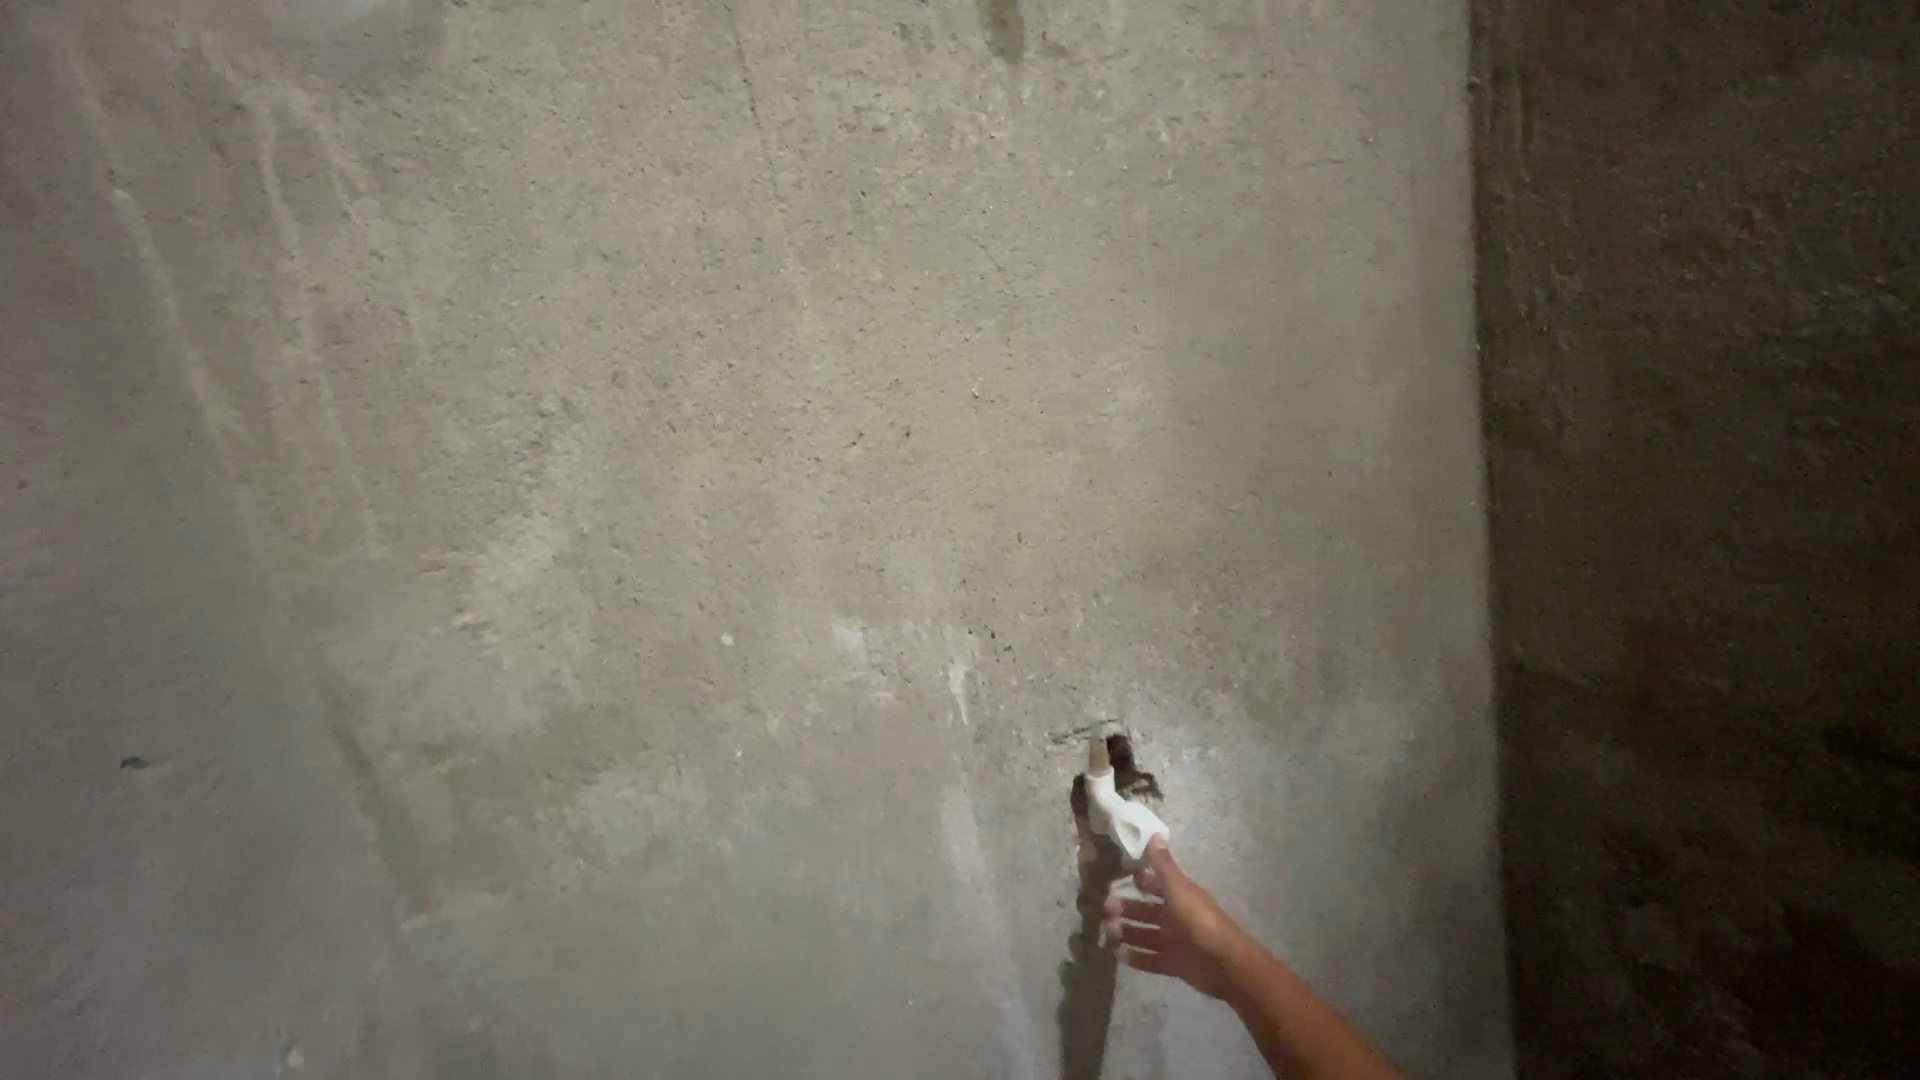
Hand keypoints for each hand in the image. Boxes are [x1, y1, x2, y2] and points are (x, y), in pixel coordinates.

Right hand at [1102, 836, 1255, 1000]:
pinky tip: (1118, 955)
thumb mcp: (1179, 888)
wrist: (1224, 963)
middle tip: (1105, 909)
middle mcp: (1175, 916)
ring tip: (1108, 933)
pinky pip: (1150, 960)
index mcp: (1178, 896)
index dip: (1137, 882)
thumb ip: (1164, 865)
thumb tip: (1155, 833)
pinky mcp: (1174, 964)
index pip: (1154, 885)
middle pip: (1145, 911)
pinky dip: (1135, 957)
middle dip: (1125, 908)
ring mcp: (1174, 942)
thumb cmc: (1199, 920)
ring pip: (1144, 934)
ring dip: (1126, 932)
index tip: (1114, 879)